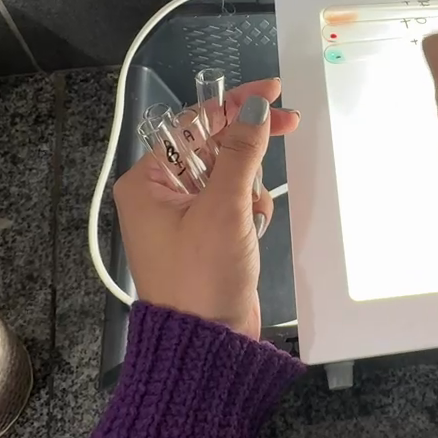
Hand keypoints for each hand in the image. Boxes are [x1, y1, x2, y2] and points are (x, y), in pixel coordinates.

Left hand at [112, 78, 299, 337]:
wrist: (207, 345)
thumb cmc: (203, 276)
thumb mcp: (224, 207)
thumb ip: (241, 151)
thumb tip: (255, 106)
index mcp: (147, 182)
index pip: (193, 125)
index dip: (233, 104)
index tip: (272, 92)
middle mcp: (160, 195)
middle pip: (212, 145)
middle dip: (247, 144)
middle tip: (289, 123)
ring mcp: (184, 217)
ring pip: (228, 173)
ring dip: (249, 184)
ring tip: (253, 212)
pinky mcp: (206, 236)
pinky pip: (233, 201)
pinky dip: (250, 207)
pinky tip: (255, 226)